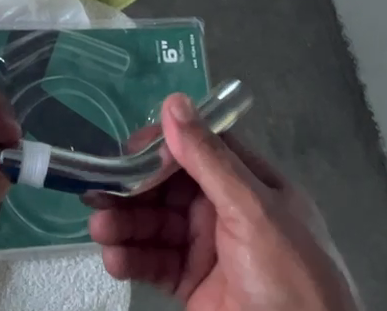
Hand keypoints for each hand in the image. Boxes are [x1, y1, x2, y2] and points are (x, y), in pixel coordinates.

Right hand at [86, 94, 356, 310]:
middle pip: (169, 188)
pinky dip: (131, 258)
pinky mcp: (193, 286)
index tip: (126, 151)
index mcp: (251, 185)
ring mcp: (209, 251)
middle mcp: (228, 212)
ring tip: (99, 229)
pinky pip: (155, 263)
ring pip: (156, 225)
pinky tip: (114, 258)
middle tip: (97, 192)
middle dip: (133, 190)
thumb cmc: (289, 275)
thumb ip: (209, 159)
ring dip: (124, 224)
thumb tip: (174, 101)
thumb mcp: (252, 211)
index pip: (198, 150)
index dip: (161, 147)